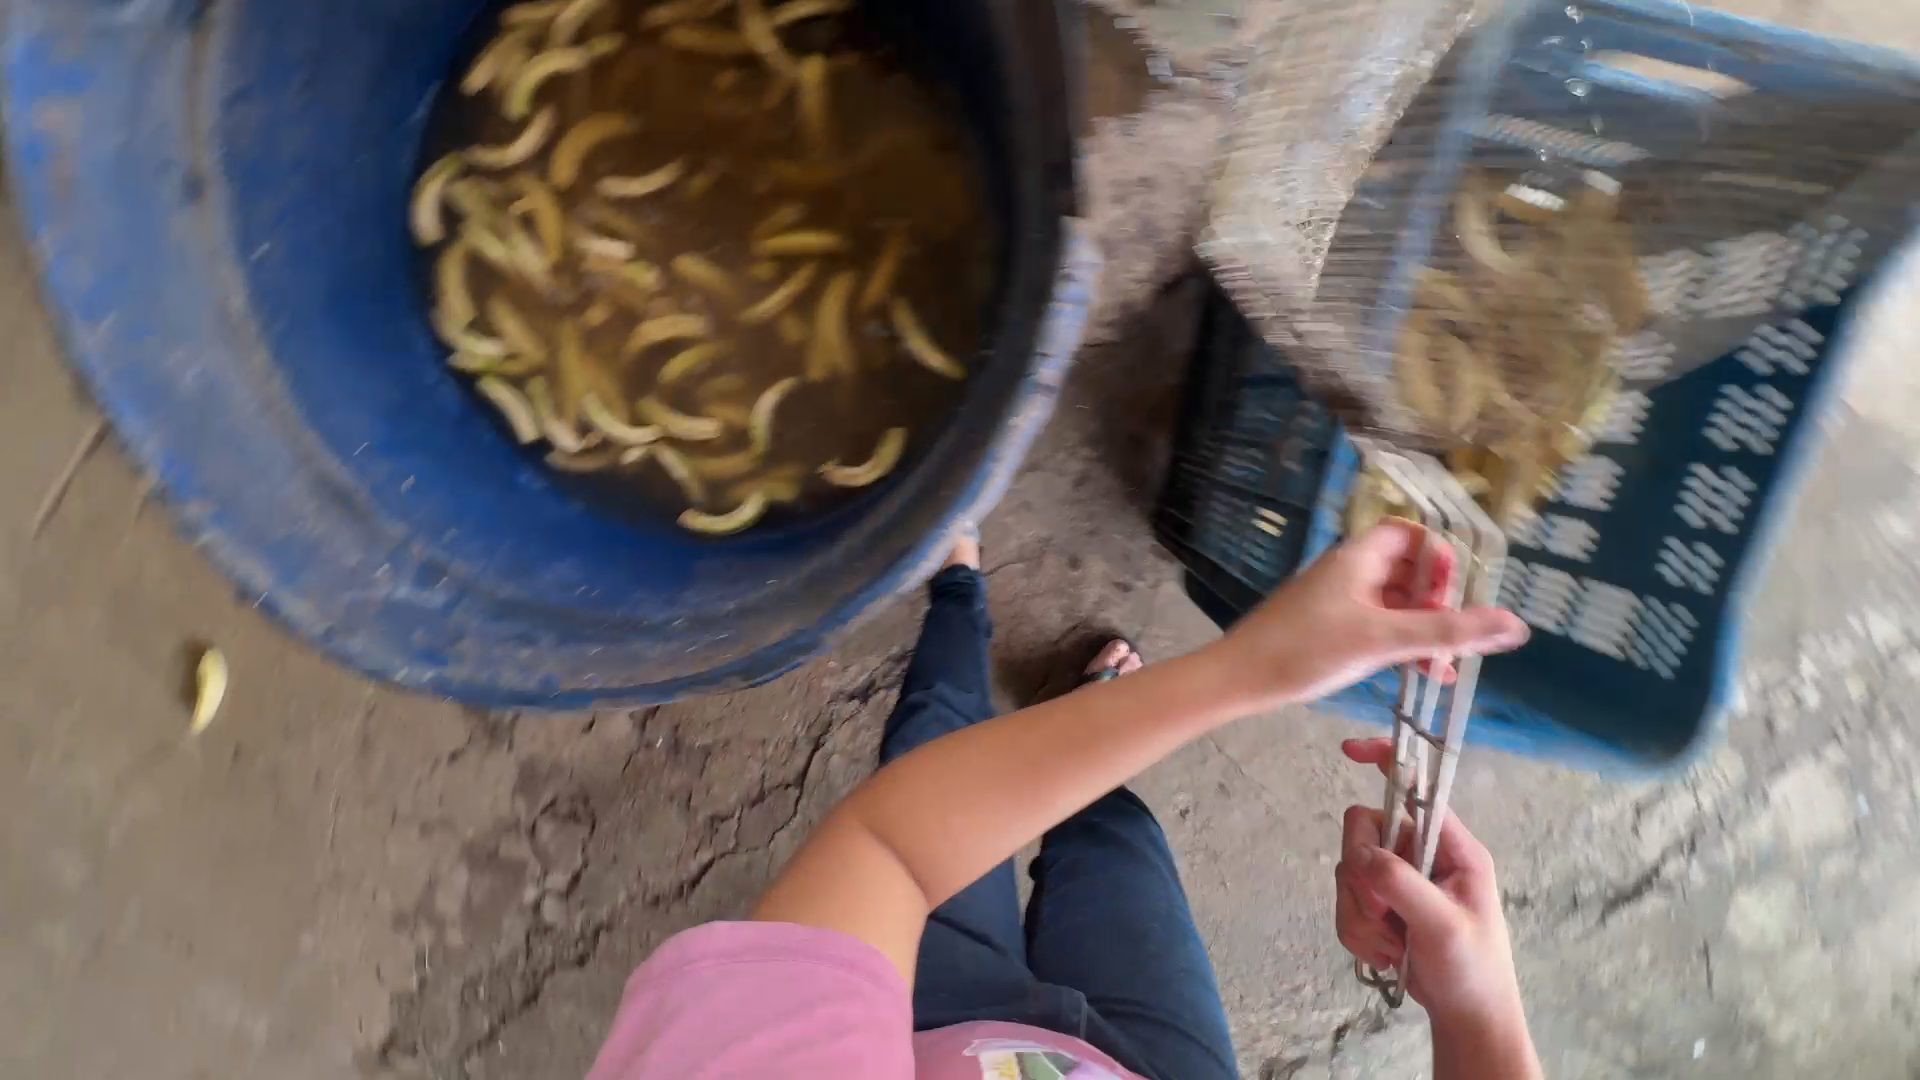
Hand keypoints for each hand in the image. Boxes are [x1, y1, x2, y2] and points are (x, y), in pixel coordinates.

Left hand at [1218, 520, 1529, 707]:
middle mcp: (1347, 572)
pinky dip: (1404, 643)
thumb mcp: (1381, 639)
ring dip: (1426, 628)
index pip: (1408, 534)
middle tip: (1452, 636)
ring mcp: (1337, 600)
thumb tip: (1515, 624)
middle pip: (1408, 570)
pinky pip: (1378, 625)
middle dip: (1439, 600)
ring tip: (1446, 666)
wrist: (1238, 677)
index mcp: (1356, 559)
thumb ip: (1446, 631)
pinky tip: (1426, 674)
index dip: (1438, 556)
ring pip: (1396, 603)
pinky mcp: (1329, 627)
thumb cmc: (1305, 649)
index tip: (1452, 593)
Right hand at [1333, 738, 1524, 1033]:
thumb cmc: (1472, 971)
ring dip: (1360, 913)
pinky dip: (1355, 929)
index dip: (1385, 760)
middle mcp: (1419, 852)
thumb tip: (1359, 855)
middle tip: (1384, 914)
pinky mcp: (1376, 900)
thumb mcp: (1443, 925)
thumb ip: (1400, 882)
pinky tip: (1384, 952)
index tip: (1348, 751)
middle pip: (1362, 830)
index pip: (1415, 787)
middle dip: (1363, 878)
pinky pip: (1342, 897)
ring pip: (1346, 868)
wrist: (1465, 1020)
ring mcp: (1395, 876)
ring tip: (1392, 944)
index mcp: (1450, 847)